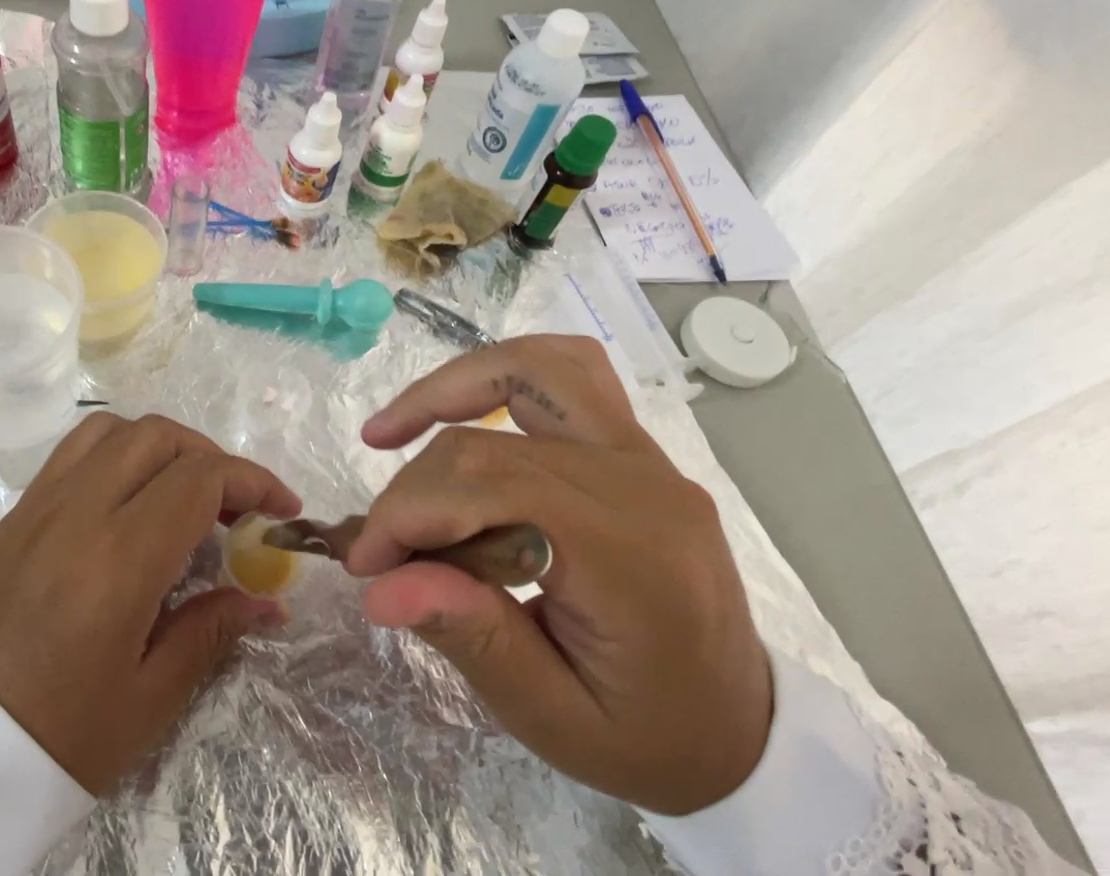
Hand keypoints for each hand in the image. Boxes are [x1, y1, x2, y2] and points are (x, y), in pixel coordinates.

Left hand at [0, 412, 300, 794]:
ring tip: (186, 495)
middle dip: (212, 457)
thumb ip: (212, 631)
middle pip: (157, 436)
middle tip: (238, 507)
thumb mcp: (149, 697)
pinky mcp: (15, 515)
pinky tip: (131, 506)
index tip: (284, 511)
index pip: (198, 478)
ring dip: (162, 447)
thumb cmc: (56, 734)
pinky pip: (74, 454)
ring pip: (111, 431)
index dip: (253, 482)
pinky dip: (118, 456)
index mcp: (118, 558)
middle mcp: (77, 511)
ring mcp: (38, 506)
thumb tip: (269, 602)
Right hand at [351, 336, 771, 814]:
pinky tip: (461, 408)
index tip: (366, 566)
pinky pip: (570, 374)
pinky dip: (502, 376)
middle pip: (491, 443)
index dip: (410, 513)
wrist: (743, 732)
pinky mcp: (639, 453)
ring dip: (448, 391)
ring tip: (388, 432)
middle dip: (414, 488)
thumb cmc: (649, 738)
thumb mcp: (553, 718)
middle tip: (381, 551)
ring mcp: (648, 459)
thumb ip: (473, 640)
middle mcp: (644, 487)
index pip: (492, 488)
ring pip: (534, 372)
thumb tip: (379, 587)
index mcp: (630, 560)